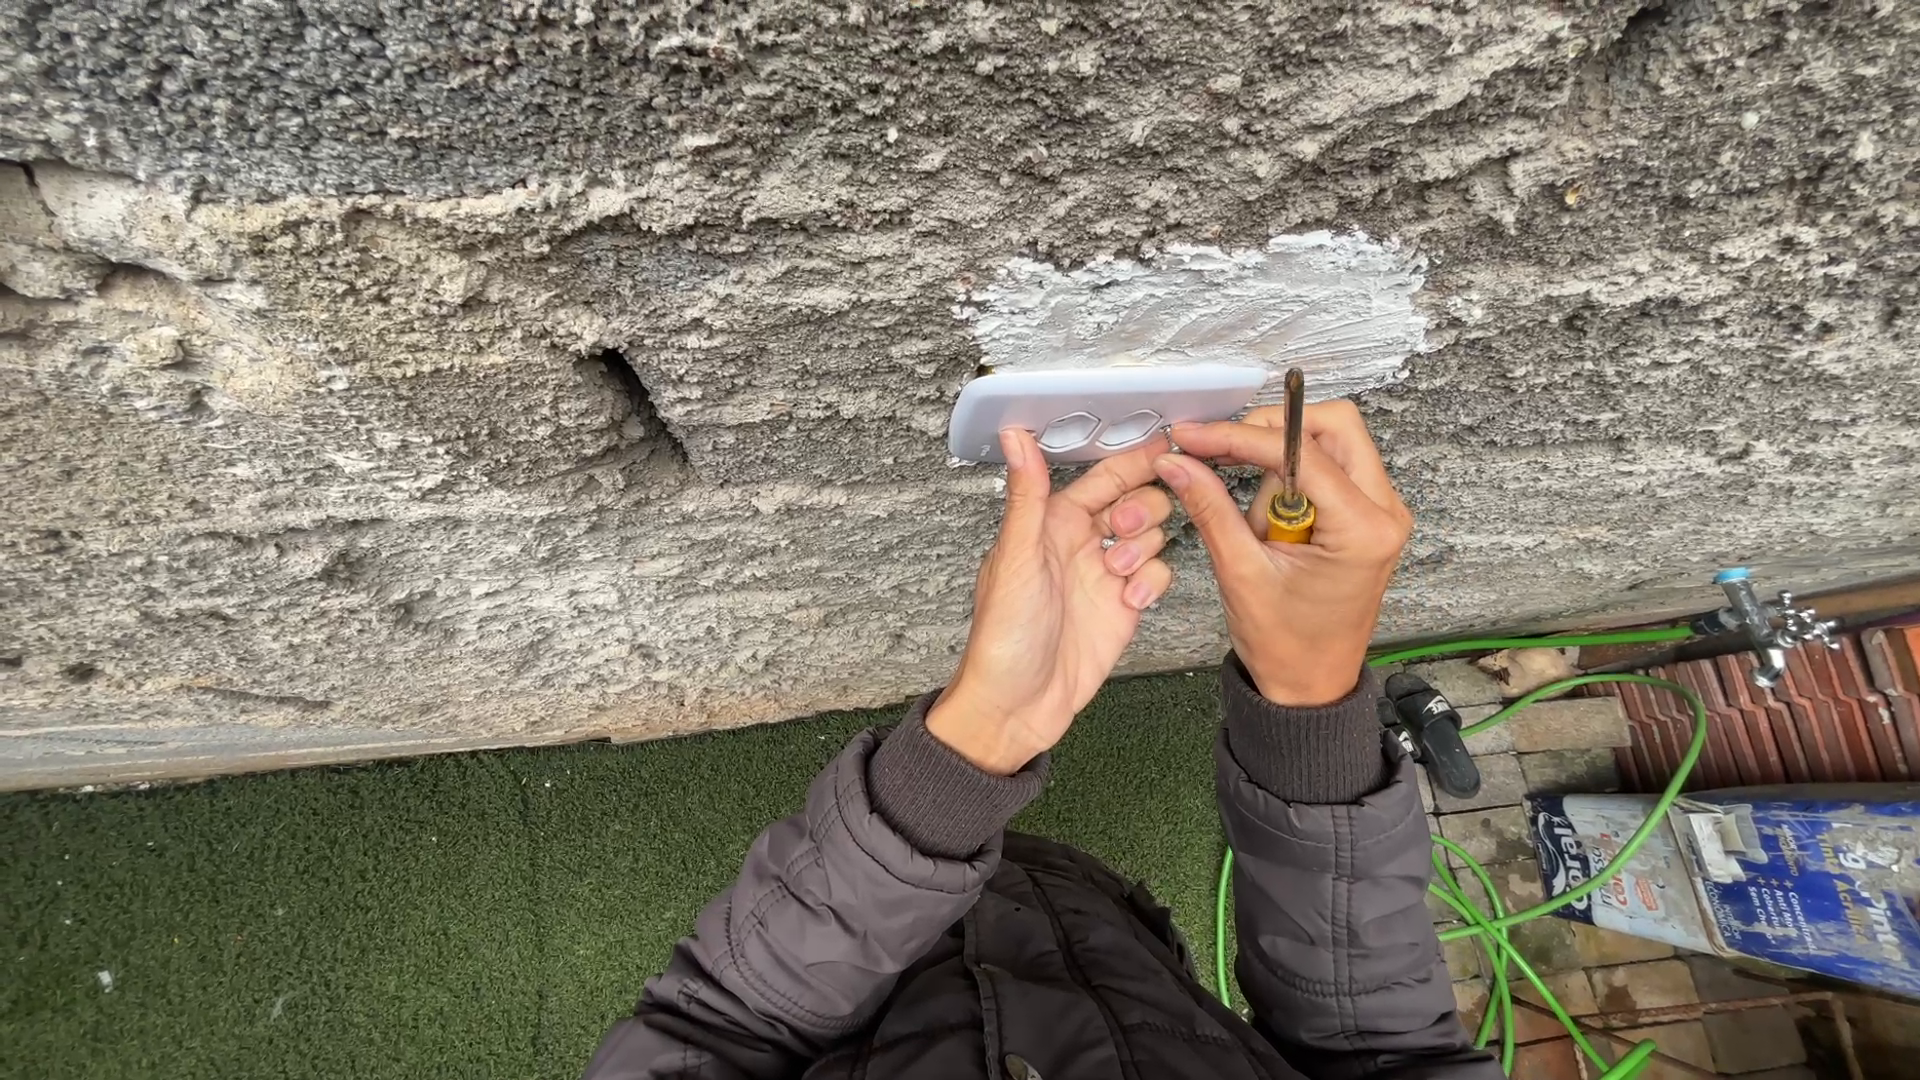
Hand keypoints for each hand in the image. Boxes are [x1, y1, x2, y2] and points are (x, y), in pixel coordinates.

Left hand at [927, 429, 1175, 774]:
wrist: (1018, 706)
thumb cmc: (1003, 637)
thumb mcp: (1016, 558)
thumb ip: (1027, 495)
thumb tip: (1016, 437)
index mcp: (1051, 523)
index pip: (1103, 477)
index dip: (1135, 460)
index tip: (1166, 445)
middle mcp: (1080, 544)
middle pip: (1136, 501)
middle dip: (1142, 508)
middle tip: (1122, 531)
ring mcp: (1104, 575)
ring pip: (1151, 536)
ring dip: (1144, 548)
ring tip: (1118, 573)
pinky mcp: (1122, 607)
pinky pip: (1157, 576)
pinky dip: (1153, 582)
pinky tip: (1132, 600)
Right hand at [1151, 401, 1411, 705]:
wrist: (1310, 683)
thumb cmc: (1286, 643)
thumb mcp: (1239, 572)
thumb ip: (1209, 508)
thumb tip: (1178, 462)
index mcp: (1363, 529)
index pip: (1299, 453)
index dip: (1238, 438)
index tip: (1194, 436)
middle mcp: (1384, 511)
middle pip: (1332, 426)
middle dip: (1269, 432)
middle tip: (1221, 453)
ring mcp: (1378, 510)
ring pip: (1329, 441)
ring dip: (1278, 459)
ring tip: (1256, 523)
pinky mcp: (1362, 514)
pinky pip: (1326, 468)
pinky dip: (1287, 474)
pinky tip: (1264, 514)